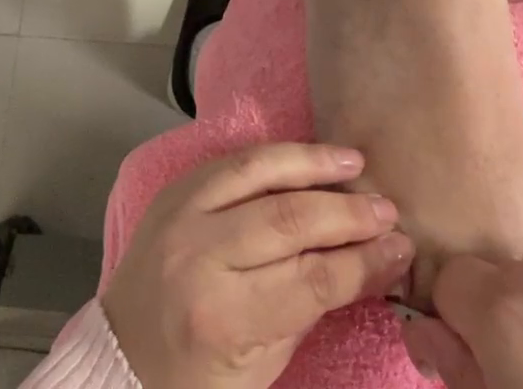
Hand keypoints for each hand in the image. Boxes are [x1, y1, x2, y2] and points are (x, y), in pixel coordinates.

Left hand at [102, 143, 414, 388]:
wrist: (122, 354)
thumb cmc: (199, 372)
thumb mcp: (265, 360)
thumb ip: (316, 304)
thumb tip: (379, 260)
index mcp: (224, 316)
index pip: (312, 279)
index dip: (365, 261)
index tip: (401, 247)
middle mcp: (200, 258)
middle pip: (289, 220)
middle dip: (347, 212)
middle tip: (387, 207)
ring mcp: (181, 217)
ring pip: (257, 174)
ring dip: (312, 164)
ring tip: (353, 162)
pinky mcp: (172, 192)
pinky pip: (230, 162)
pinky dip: (273, 156)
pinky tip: (305, 156)